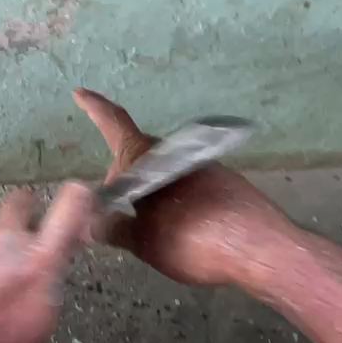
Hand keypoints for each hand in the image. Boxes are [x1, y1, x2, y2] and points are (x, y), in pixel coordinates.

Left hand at [0, 183, 96, 342]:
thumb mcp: (30, 331)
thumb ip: (37, 287)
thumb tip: (36, 270)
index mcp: (39, 266)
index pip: (71, 208)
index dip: (74, 198)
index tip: (73, 197)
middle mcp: (4, 240)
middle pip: (18, 206)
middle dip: (16, 221)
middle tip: (0, 255)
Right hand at [73, 88, 337, 295]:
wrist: (261, 249)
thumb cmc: (191, 239)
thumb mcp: (142, 242)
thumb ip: (114, 230)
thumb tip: (90, 222)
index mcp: (145, 159)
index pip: (114, 124)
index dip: (95, 107)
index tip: (80, 93)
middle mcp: (173, 154)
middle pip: (136, 157)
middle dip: (120, 179)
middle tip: (111, 211)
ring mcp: (202, 167)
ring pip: (162, 174)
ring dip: (148, 193)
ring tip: (147, 228)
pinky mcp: (225, 184)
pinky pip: (186, 186)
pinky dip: (174, 202)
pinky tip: (180, 231)